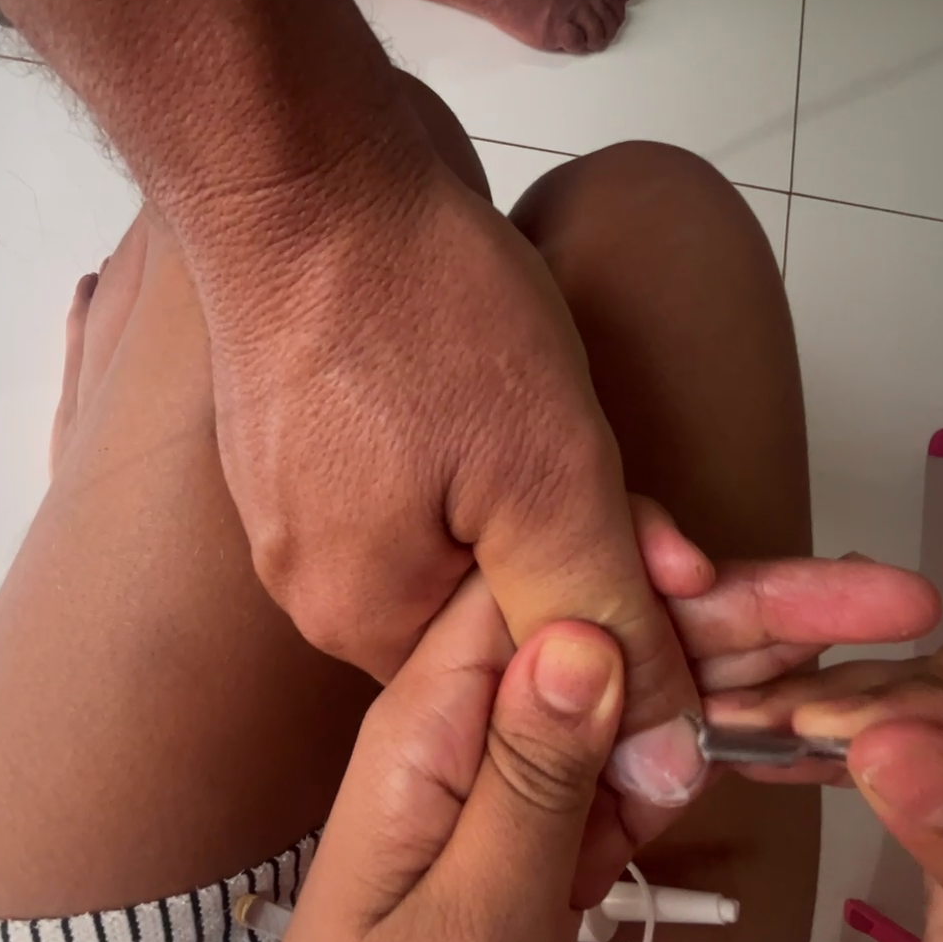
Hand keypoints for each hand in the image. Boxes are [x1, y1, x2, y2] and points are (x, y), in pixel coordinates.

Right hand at [207, 161, 713, 830]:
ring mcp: (283, 509)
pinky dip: (445, 459)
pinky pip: (386, 492)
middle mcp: (306, 579)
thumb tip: (659, 756)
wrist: (298, 185)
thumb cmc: (418, 313)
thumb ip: (602, 620)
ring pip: (433, 542)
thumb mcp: (548, 478)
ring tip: (509, 403)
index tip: (635, 538)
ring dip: (503, 495)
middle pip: (469, 608)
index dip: (591, 611)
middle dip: (550, 544)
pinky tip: (450, 389)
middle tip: (580, 458)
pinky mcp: (284, 449)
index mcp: (357, 612)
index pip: (506, 679)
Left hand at [270, 542, 938, 941]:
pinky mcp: (542, 810)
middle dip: (719, 610)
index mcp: (428, 719)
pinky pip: (626, 760)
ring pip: (628, 691)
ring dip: (729, 666)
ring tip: (832, 635)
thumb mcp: (466, 914)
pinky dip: (698, 745)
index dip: (621, 566)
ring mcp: (511, 764)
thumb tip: (583, 636)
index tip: (719, 573)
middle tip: (854, 597)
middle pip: (594, 631)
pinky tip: (769, 716)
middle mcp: (469, 720)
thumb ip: (527, 774)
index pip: (523, 593)